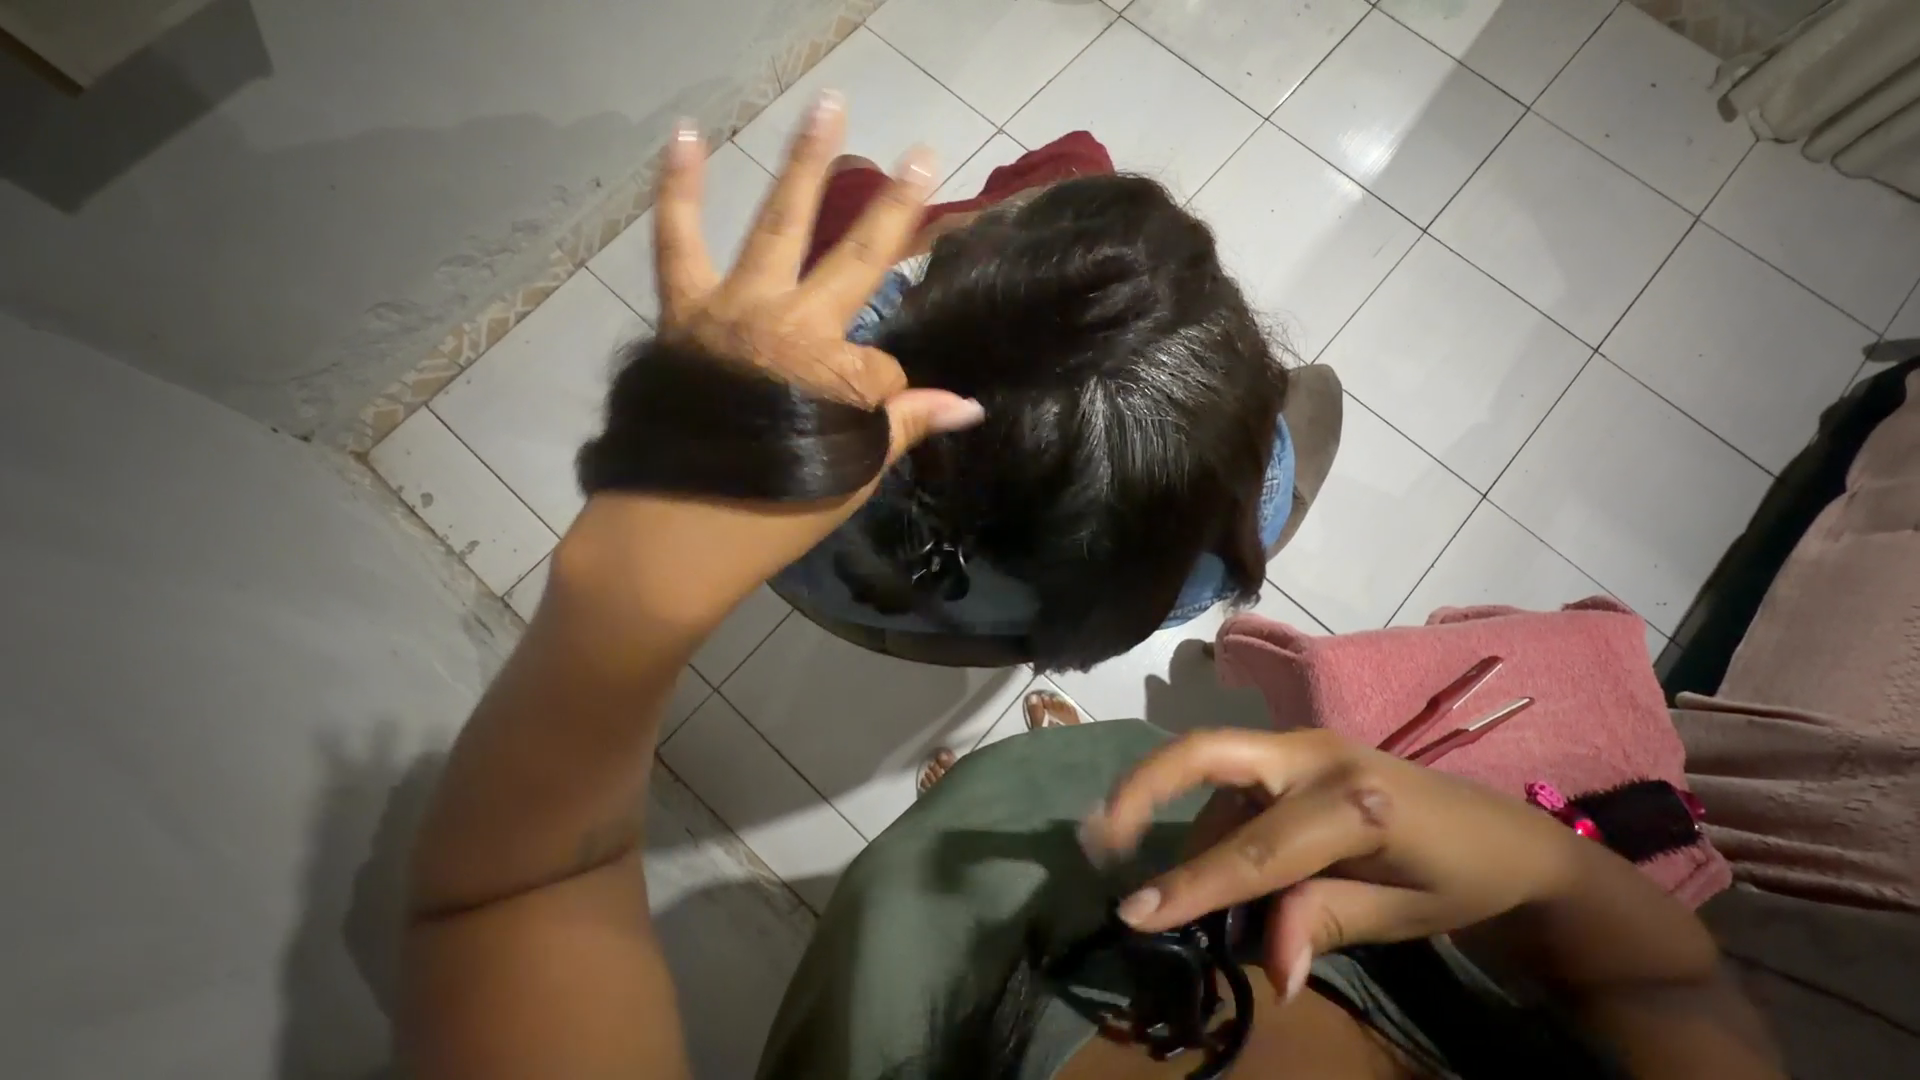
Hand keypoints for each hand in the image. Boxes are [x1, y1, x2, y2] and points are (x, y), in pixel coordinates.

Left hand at [553, 96, 985, 615]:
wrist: (675, 531)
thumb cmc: (773, 513)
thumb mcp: (853, 474)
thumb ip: (904, 426)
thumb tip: (971, 407)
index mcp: (841, 372)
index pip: (884, 365)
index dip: (884, 396)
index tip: (864, 426)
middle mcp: (793, 323)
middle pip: (856, 258)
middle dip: (895, 210)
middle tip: (921, 155)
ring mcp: (735, 308)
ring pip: (777, 225)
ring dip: (806, 164)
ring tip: (826, 106)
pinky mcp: (685, 309)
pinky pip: (678, 240)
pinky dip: (680, 189)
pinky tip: (687, 137)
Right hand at [1080, 729, 1584, 1000]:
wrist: (1511, 839)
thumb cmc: (1461, 880)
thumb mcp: (1400, 916)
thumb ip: (1324, 923)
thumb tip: (1269, 967)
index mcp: (1354, 801)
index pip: (1257, 851)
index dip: (1194, 887)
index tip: (1135, 915)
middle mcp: (1315, 755)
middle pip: (1206, 753)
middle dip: (1142, 788)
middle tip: (1098, 837)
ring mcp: (1300, 746)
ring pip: (1212, 775)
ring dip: (1180, 826)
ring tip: (1165, 888)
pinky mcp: (1292, 753)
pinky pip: (1231, 784)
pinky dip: (1210, 826)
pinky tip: (1212, 868)